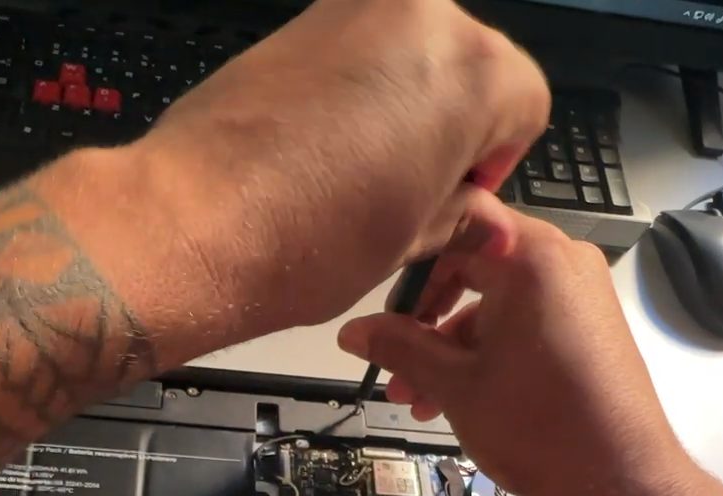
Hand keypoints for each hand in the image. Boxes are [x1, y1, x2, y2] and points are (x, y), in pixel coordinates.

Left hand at [129, 0, 550, 338]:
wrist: (196, 225)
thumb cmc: (300, 243)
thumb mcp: (406, 245)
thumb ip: (459, 218)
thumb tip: (481, 219)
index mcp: (472, 71)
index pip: (527, 104)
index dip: (496, 164)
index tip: (460, 202)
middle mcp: (420, 17)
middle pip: (468, 71)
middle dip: (450, 132)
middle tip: (407, 197)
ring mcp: (351, 10)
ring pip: (410, 60)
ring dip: (401, 113)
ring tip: (354, 181)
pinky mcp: (299, 22)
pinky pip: (355, 55)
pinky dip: (355, 97)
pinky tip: (320, 155)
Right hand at [335, 194, 701, 495]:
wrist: (617, 478)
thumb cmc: (534, 424)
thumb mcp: (453, 383)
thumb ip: (398, 348)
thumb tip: (351, 332)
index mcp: (530, 258)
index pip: (455, 228)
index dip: (411, 266)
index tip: (384, 309)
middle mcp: (561, 261)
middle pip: (473, 267)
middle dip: (425, 320)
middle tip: (395, 363)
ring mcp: (578, 294)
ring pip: (494, 305)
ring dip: (449, 348)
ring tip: (419, 400)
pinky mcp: (586, 326)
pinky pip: (522, 323)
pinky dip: (485, 353)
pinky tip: (456, 399)